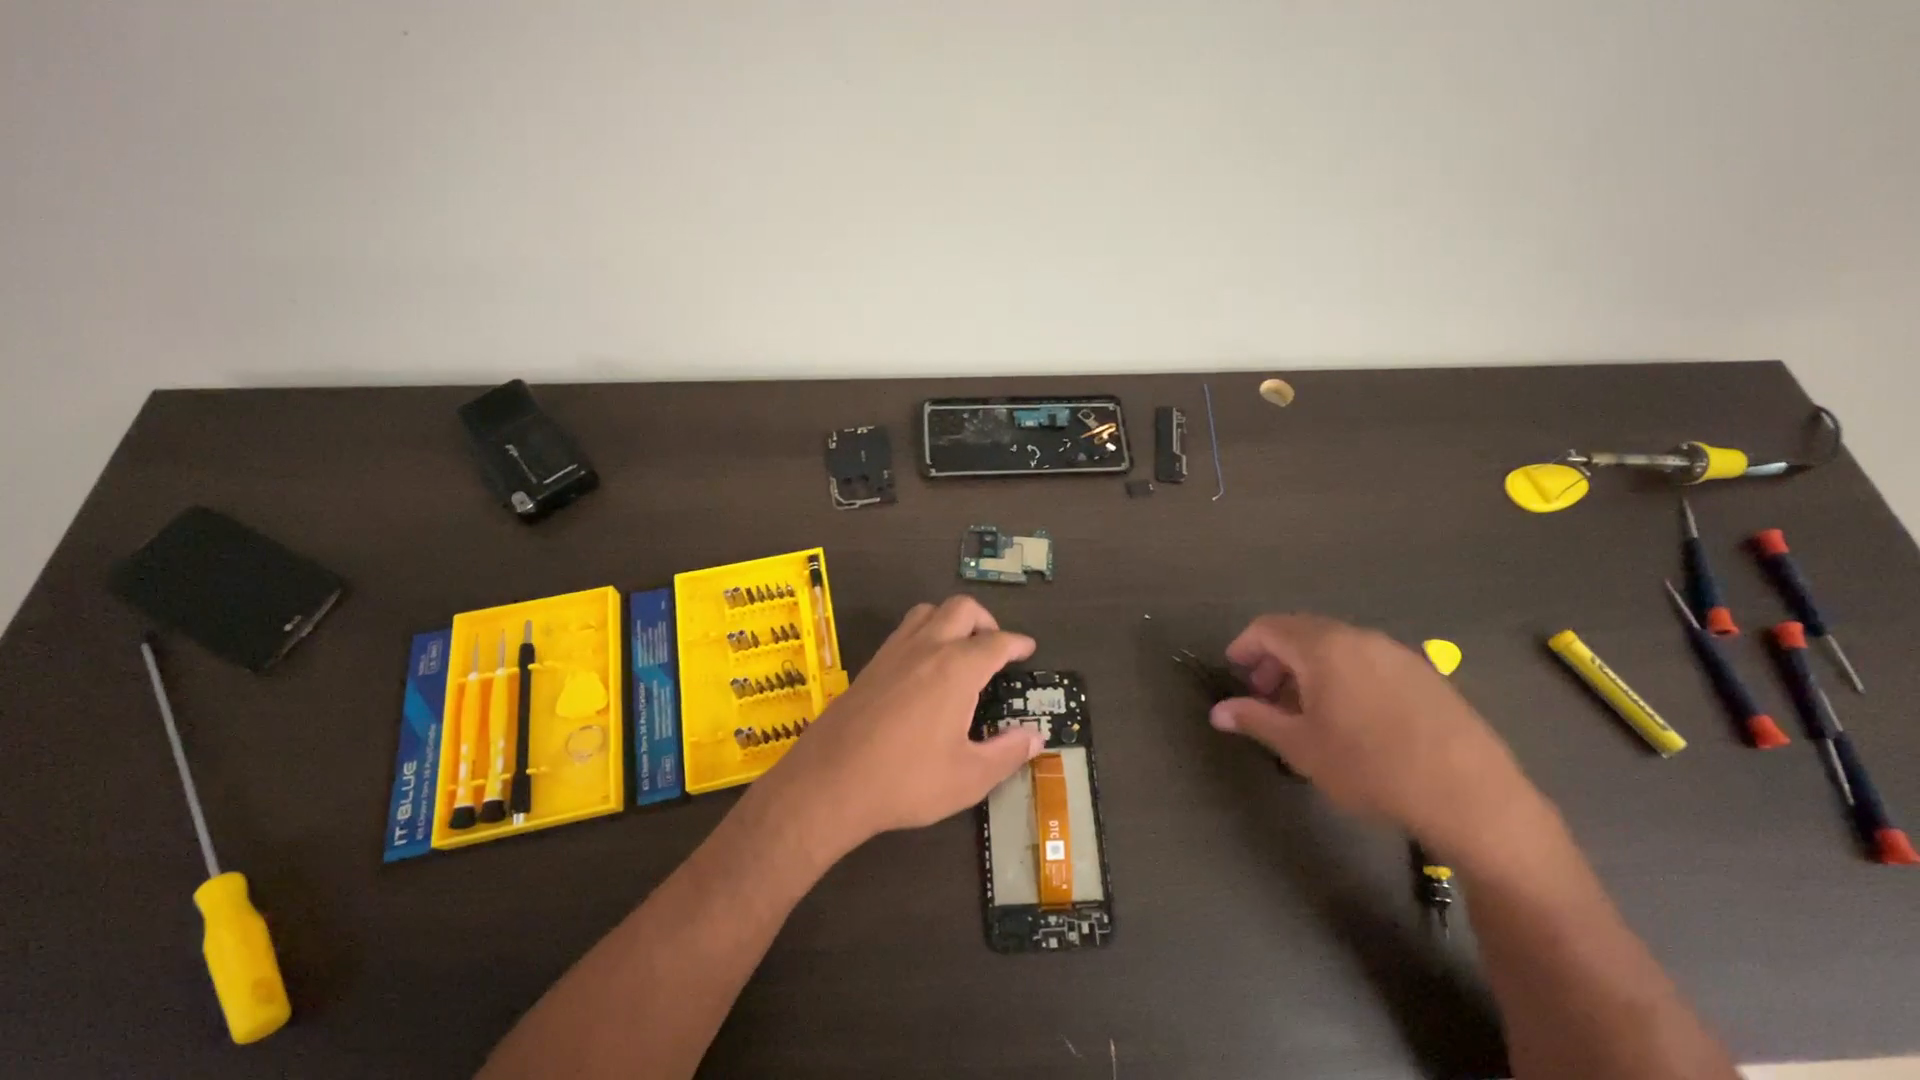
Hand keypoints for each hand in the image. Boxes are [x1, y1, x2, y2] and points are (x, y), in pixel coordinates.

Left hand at [760, 596, 1044, 849]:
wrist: (829, 782)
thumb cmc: (906, 781)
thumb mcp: (969, 778)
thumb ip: (1007, 753)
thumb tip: (1034, 738)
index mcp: (957, 669)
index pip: (996, 642)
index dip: (1017, 644)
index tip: (1027, 649)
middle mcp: (926, 648)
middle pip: (961, 609)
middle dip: (985, 621)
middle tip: (995, 647)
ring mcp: (893, 654)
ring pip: (927, 612)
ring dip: (950, 620)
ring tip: (960, 650)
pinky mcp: (869, 667)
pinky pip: (904, 632)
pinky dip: (924, 634)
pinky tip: (924, 669)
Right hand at [1209, 615, 1539, 852]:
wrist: (1467, 793)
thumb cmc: (1368, 767)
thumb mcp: (1301, 748)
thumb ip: (1256, 720)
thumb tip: (1219, 711)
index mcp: (1324, 647)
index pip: (1269, 628)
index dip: (1245, 646)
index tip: (1234, 672)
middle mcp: (1360, 638)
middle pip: (1304, 632)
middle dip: (1277, 659)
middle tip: (1264, 697)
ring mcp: (1398, 653)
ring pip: (1339, 647)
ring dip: (1311, 669)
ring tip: (1306, 712)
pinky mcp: (1427, 674)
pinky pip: (1370, 661)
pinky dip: (1345, 676)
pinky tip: (1351, 718)